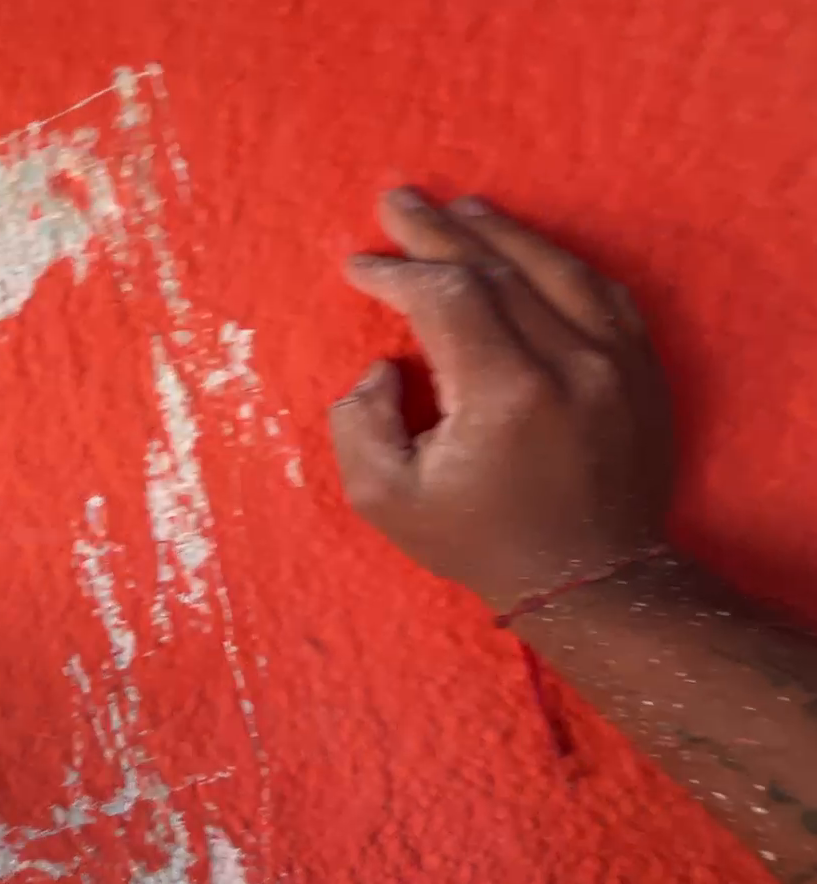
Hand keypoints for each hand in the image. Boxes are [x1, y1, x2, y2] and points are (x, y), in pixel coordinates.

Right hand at [328, 187, 674, 612]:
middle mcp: (571, 363)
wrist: (587, 573)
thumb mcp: (381, 497)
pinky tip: (523, 246)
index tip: (356, 265)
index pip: (448, 300)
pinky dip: (553, 259)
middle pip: (499, 270)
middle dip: (437, 232)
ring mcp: (617, 360)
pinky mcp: (638, 368)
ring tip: (456, 209)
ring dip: (499, 233)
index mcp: (504, 394)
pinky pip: (598, 292)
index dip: (396, 273)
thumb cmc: (471, 538)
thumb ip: (360, 424)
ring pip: (556, 269)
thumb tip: (382, 369)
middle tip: (396, 200)